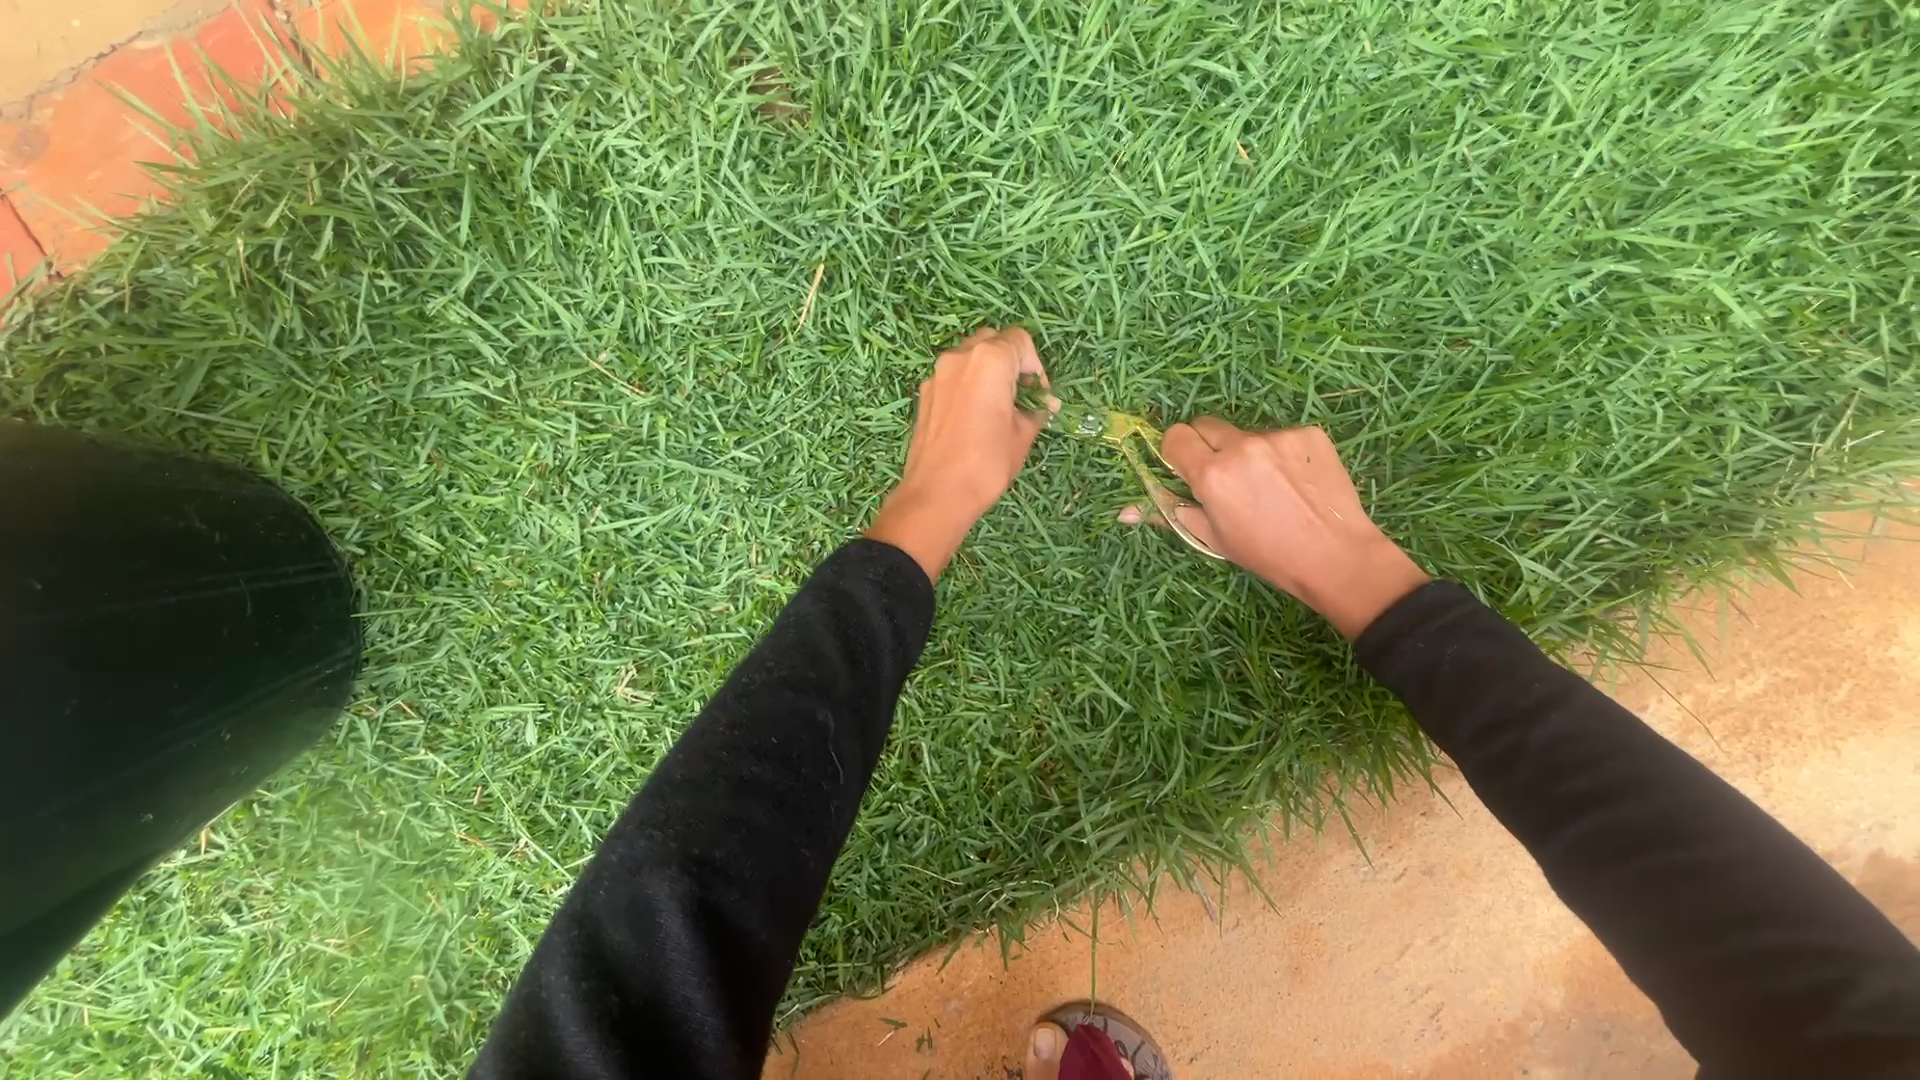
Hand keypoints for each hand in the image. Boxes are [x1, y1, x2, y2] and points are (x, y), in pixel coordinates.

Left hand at [867, 327, 1054, 581]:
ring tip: (999, 408)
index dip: (1036, 366)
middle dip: (1012, 363)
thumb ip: (1035, 410)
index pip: (1020, 341)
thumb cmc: (987, 463)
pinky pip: (953, 378)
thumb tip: (1044, 405)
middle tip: (1021, 396)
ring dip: (989, 373)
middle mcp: (959, 357)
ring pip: (970, 358)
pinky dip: (969, 386)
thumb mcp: (1022, 435)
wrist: (937, 494)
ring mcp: (937, 375)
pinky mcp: (925, 395)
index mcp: (989, 360)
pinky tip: (975, 417)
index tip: (1039, 395)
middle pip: (993, 342)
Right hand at [1132, 418, 1428, 638]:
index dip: (1177, 453)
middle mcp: (1240, 447)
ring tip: (1269, 486)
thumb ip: (1169, 514)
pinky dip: (1281, 454)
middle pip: (1205, 425)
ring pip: (1245, 433)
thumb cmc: (1265, 554)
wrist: (1335, 555)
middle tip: (1225, 477)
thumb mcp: (1212, 538)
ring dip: (1246, 452)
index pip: (1175, 436)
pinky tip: (1295, 481)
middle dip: (1208, 446)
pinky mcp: (1308, 433)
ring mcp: (1277, 436)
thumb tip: (1124, 513)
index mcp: (1211, 475)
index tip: (1187, 470)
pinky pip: (1280, 436)